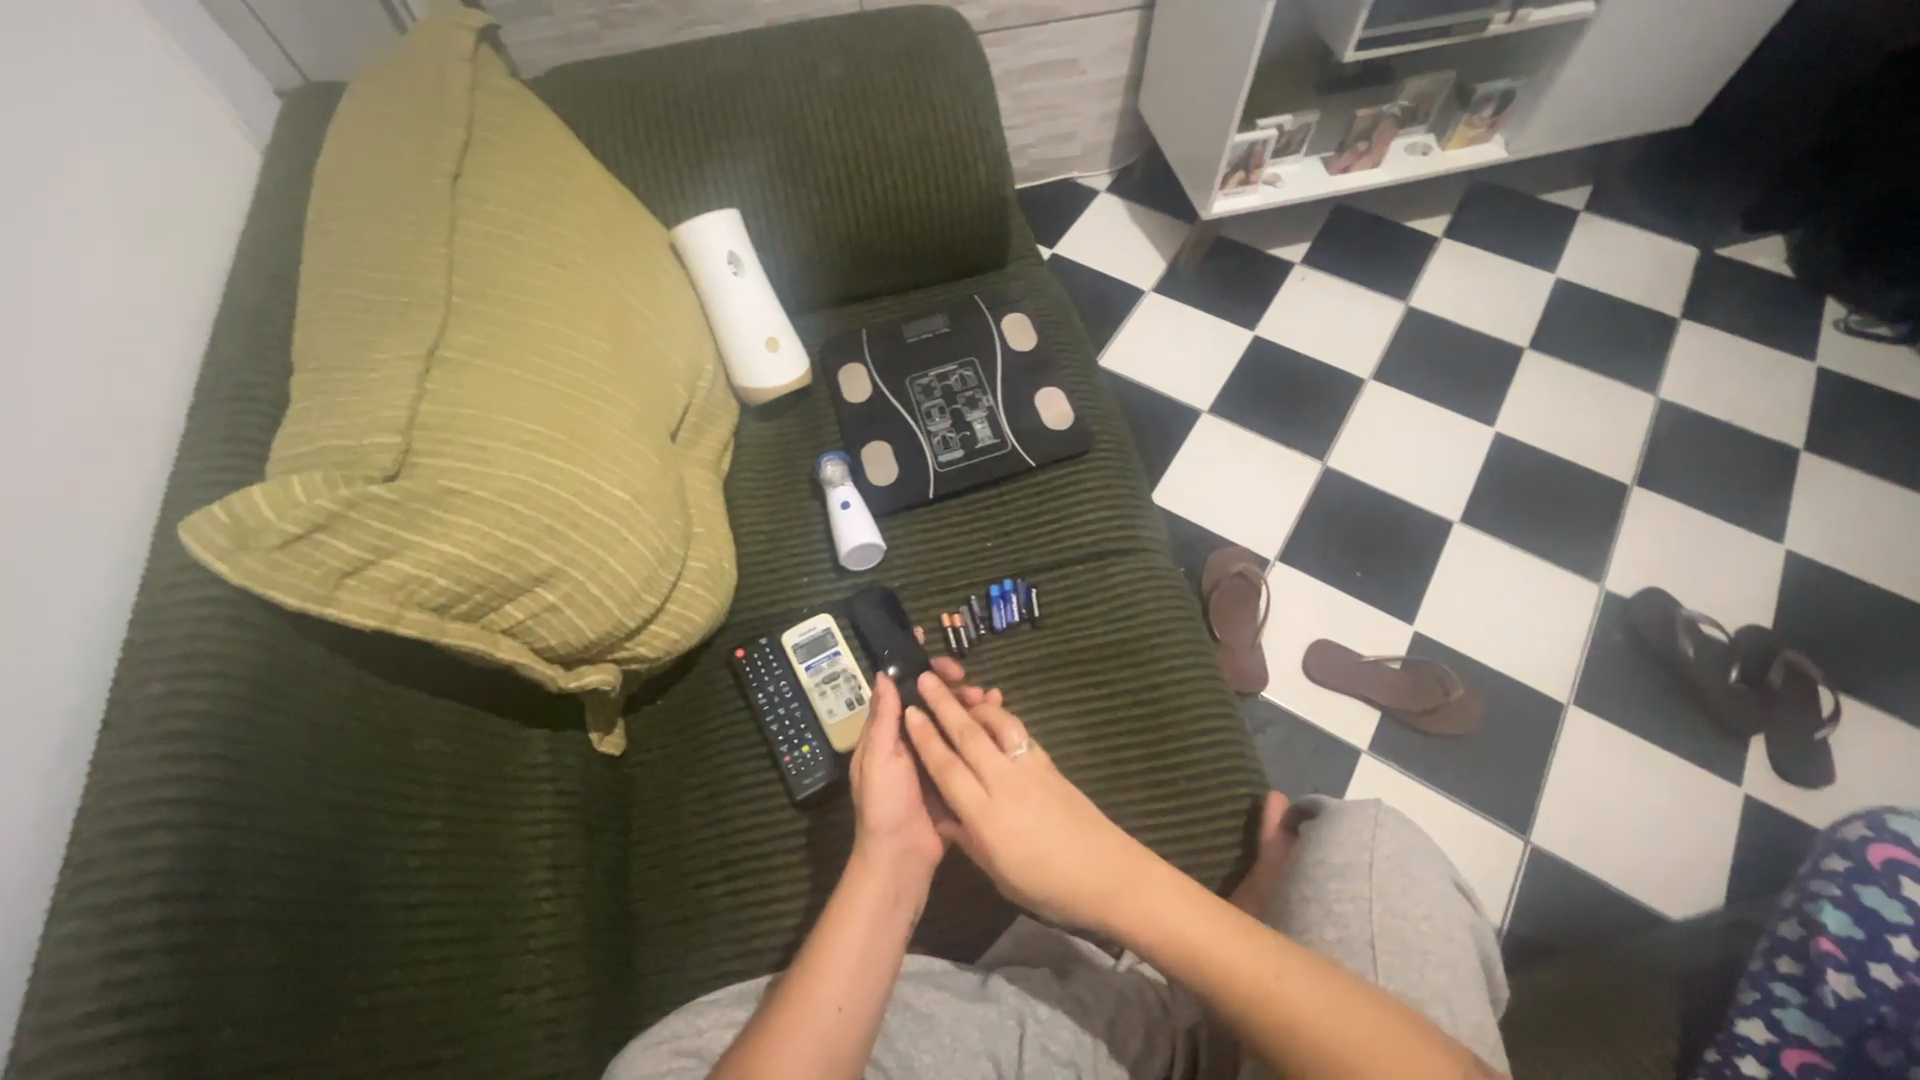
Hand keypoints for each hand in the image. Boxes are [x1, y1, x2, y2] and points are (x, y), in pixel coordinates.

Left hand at [847, 657, 971, 885]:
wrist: (902, 858)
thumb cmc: (884, 806)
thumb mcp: (877, 758)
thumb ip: (883, 718)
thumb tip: (884, 674)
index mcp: (887, 732)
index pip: (901, 689)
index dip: (917, 668)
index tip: (937, 657)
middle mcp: (909, 739)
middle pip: (932, 700)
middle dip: (951, 686)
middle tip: (968, 683)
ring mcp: (933, 756)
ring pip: (952, 718)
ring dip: (969, 703)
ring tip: (990, 697)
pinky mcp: (954, 772)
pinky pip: (967, 742)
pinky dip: (981, 726)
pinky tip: (998, 717)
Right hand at [903, 672, 1154, 930]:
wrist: (1108, 875)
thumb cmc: (1047, 886)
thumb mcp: (997, 873)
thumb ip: (968, 839)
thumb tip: (943, 818)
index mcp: (985, 816)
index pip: (947, 768)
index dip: (926, 739)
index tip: (909, 713)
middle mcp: (1005, 784)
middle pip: (968, 736)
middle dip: (943, 705)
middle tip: (924, 679)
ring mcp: (1030, 770)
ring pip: (997, 726)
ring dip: (975, 705)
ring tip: (960, 690)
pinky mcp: (1050, 765)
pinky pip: (1020, 734)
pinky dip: (1003, 719)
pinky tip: (994, 714)